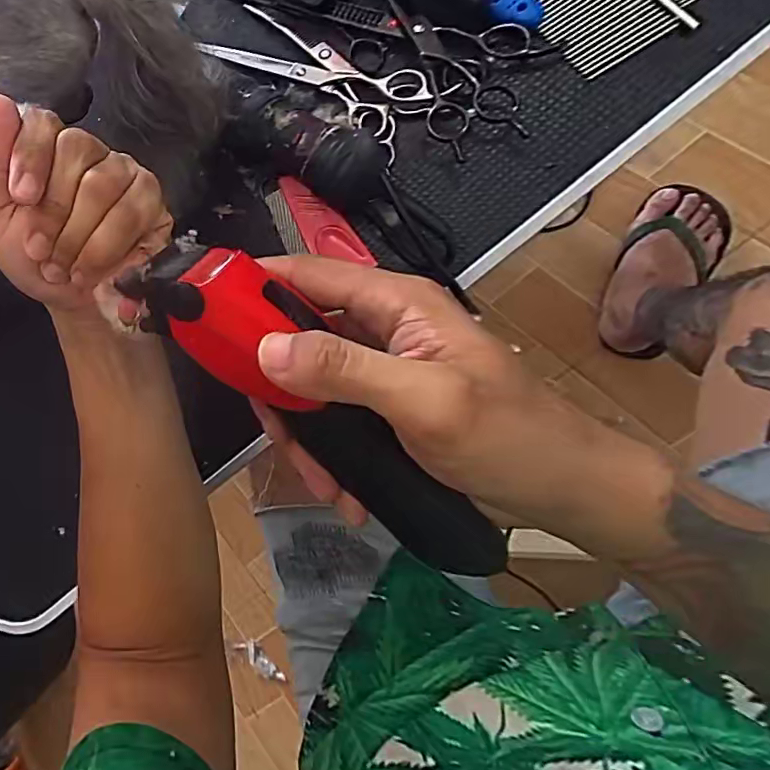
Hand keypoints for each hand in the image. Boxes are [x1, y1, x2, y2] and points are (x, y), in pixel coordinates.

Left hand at [0, 94, 172, 313]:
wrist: (66, 300)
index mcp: (53, 149)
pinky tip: (92, 272)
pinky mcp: (155, 206)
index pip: (45, 123)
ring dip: (78, 237)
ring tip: (64, 269)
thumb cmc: (31, 257)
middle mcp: (96, 155)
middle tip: (40, 252)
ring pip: (105, 185)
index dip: (31, 156)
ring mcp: (130, 176)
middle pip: (78, 153)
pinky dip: (107, 249)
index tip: (22, 198)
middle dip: (54, 212)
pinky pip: (134, 215)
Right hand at [249, 256, 671, 548]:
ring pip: (312, 387)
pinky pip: (336, 421)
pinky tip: (349, 495)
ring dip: (308, 436)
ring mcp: (382, 371)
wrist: (563, 490)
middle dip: (282, 390)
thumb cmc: (507, 437)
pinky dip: (333, 456)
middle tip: (278, 437)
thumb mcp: (424, 402)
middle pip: (299, 336)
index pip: (308, 274)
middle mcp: (382, 327)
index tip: (206, 315)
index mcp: (396, 303)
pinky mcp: (385, 408)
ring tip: (328, 486)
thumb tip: (265, 349)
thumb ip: (345, 371)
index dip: (254, 284)